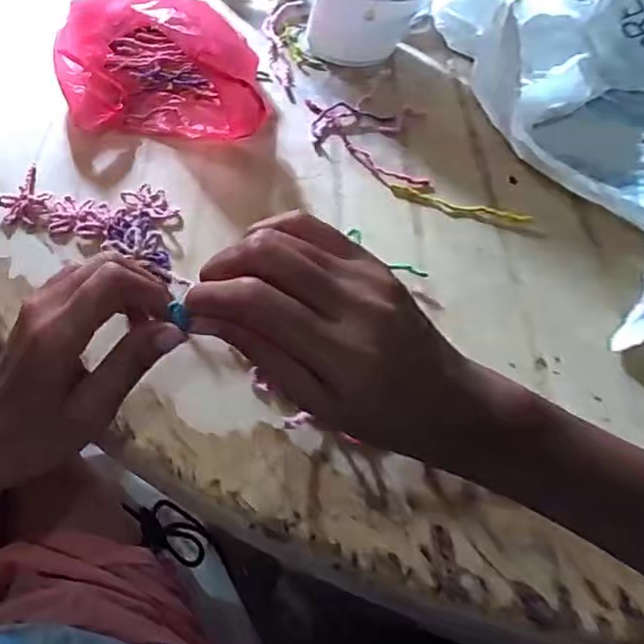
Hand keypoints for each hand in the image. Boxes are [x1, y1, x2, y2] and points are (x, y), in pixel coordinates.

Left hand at [0, 255, 182, 502]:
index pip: (111, 278)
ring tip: (147, 317)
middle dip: (141, 279)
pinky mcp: (33, 307)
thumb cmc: (37, 437)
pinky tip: (118, 315)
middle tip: (164, 315)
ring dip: (124, 280)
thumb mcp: (91, 410)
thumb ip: (130, 363)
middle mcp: (44, 304)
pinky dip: (104, 285)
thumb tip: (173, 329)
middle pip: (102, 263)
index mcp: (57, 330)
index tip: (173, 317)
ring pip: (89, 266)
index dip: (149, 287)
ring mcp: (35, 301)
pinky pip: (76, 278)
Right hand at [184, 212, 528, 463]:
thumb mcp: (313, 402)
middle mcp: (352, 300)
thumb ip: (260, 352)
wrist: (453, 400)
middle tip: (208, 287)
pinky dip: (272, 230)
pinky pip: (309, 226)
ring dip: (242, 246)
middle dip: (222, 264)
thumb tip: (205, 317)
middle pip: (267, 253)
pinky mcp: (369, 257)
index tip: (190, 305)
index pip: (257, 300)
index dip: (212, 295)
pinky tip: (260, 252)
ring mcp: (364, 272)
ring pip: (284, 232)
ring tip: (232, 272)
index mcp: (339, 349)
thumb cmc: (380, 418)